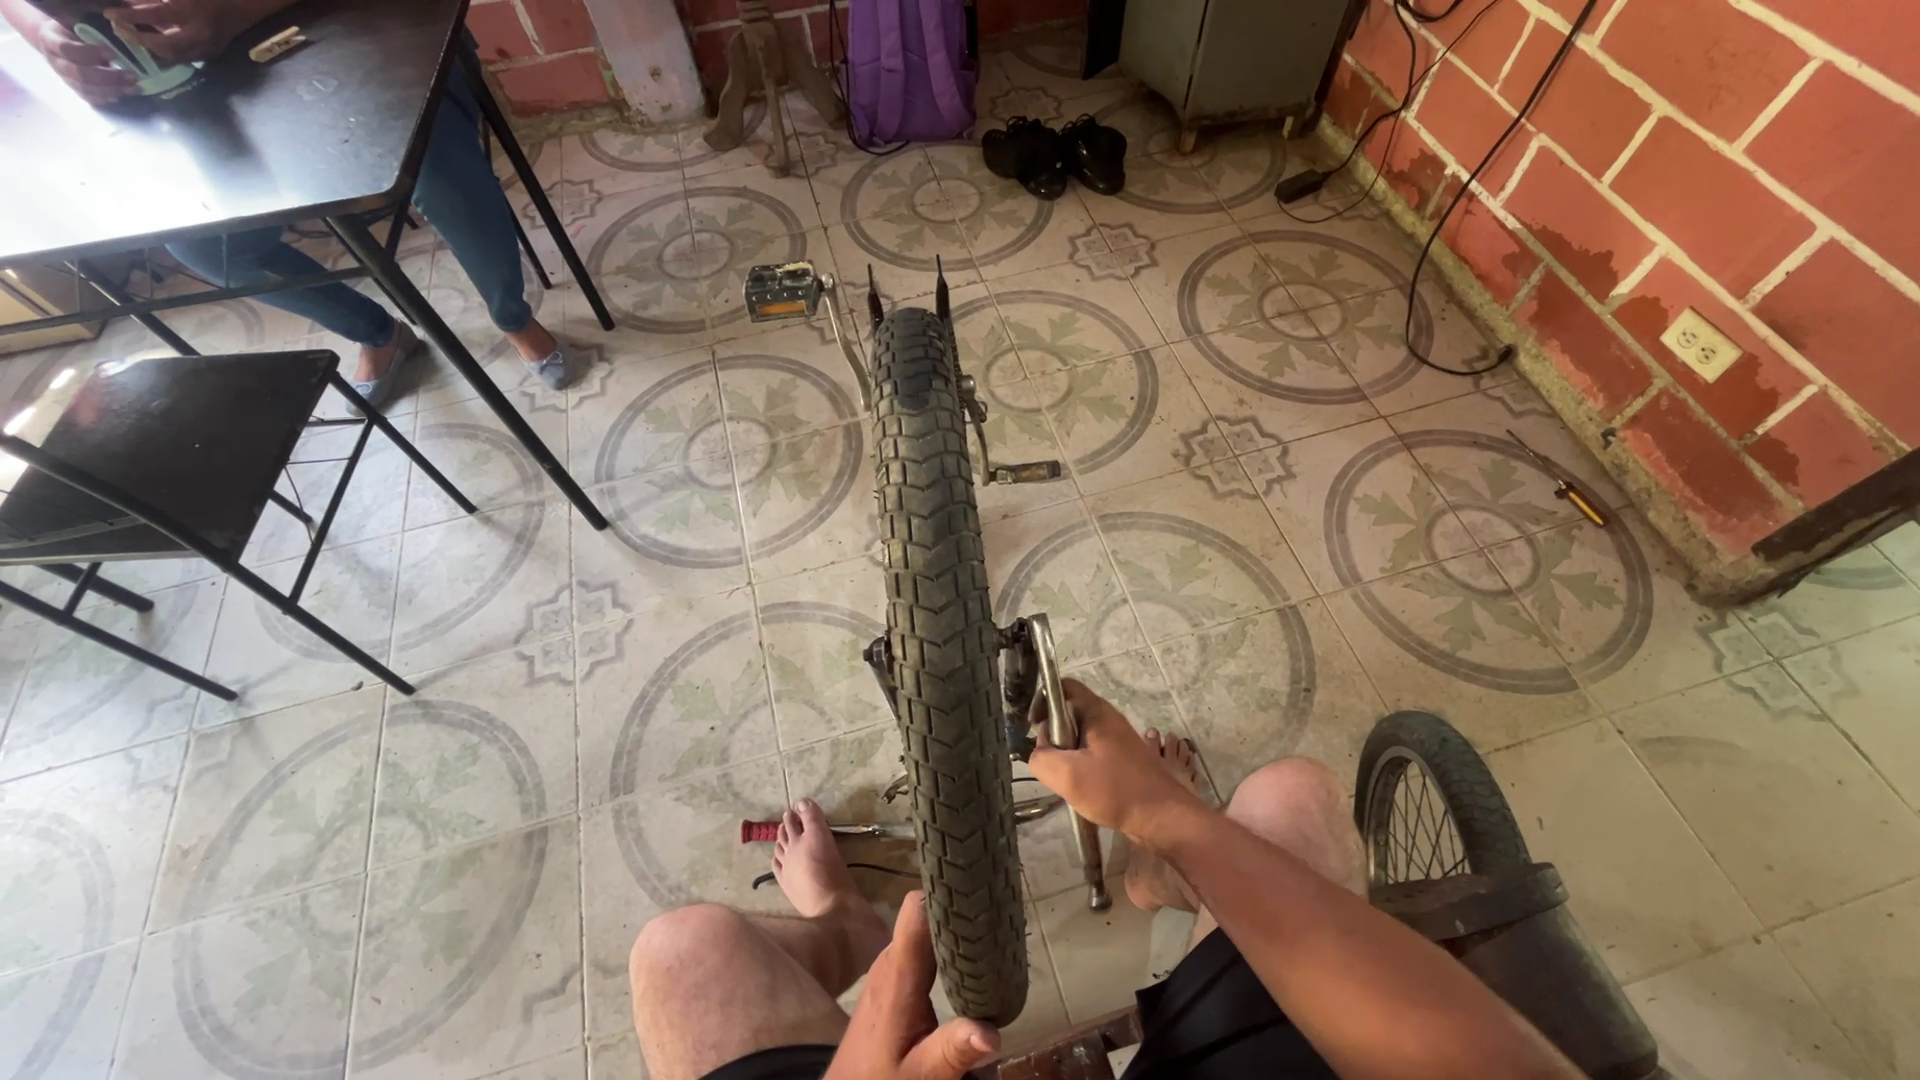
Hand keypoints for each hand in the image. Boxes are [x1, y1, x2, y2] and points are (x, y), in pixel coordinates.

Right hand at [27, 18, 135, 103]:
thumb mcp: (78, 27)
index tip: (112, 53)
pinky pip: (91, 99)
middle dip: (109, 77)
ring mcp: (64, 77)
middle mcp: (55, 60)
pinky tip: (122, 95)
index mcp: (51, 40)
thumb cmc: (75, 34)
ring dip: (114, 90)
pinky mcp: (76, 89)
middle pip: (79, 73)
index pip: (67, 49)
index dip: (89, 53)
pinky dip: (108, 98)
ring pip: (87, 89)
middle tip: (133, 77)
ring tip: (135, 88)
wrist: (61, 45)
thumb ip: (93, 33)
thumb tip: (121, 32)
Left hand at [106, 0, 233, 62]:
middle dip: (140, 39)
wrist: (239, 9)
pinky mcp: (212, 54)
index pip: (155, 15)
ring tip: (134, 38)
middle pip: (166, 45)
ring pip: (176, 55)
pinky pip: (186, 57)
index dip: (129, 16)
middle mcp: (200, 33)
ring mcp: (209, 47)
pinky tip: (155, 45)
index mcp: (190, 11)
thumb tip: (129, 2)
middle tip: (120, 31)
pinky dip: (168, 52)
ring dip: (152, 49)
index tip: (108, 14)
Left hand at [824, 892, 999, 1079]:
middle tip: (996, 916)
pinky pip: (920, 946)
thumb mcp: (920, 1075)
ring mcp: (889, 966)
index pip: (917, 908)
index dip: (946, 893)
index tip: (979, 893)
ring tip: (989, 932)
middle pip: (925, 914)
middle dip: (958, 911)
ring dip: (952, 929)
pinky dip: (944, 946)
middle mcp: (892, 960)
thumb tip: (993, 1033)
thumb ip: (954, 1050)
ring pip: (924, 929)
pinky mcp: (891, 976)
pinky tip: (968, 956)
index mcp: (899, 974)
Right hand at [1029, 679, 1208, 850]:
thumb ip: (1041, 758)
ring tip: (1066, 780)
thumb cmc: (1116, 790)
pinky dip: (1082, 768)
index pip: (1064, 687)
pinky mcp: (1124, 761)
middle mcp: (1109, 721)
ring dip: (1067, 756)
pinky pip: (1093, 755)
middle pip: (1069, 715)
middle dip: (1053, 736)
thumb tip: (1040, 751)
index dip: (1043, 700)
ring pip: (1080, 738)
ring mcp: (1118, 741)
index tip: (1034, 726)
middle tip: (1050, 761)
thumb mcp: (1067, 774)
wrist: (1163, 818)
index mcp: (1098, 713)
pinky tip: (1083, 790)